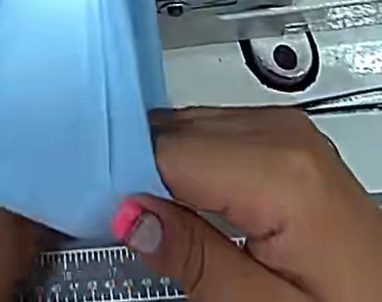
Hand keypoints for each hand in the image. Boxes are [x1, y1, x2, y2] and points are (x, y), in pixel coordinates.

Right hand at [114, 107, 381, 301]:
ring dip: (163, 161)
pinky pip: (214, 128)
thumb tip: (128, 211)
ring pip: (191, 123)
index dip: (128, 176)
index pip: (171, 150)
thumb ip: (196, 259)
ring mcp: (282, 122)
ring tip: (149, 213)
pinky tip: (183, 195)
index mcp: (278, 170)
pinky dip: (190, 155)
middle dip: (141, 166)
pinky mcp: (283, 129)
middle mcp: (279, 127)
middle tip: (118, 218)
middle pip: (179, 128)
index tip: (98, 207)